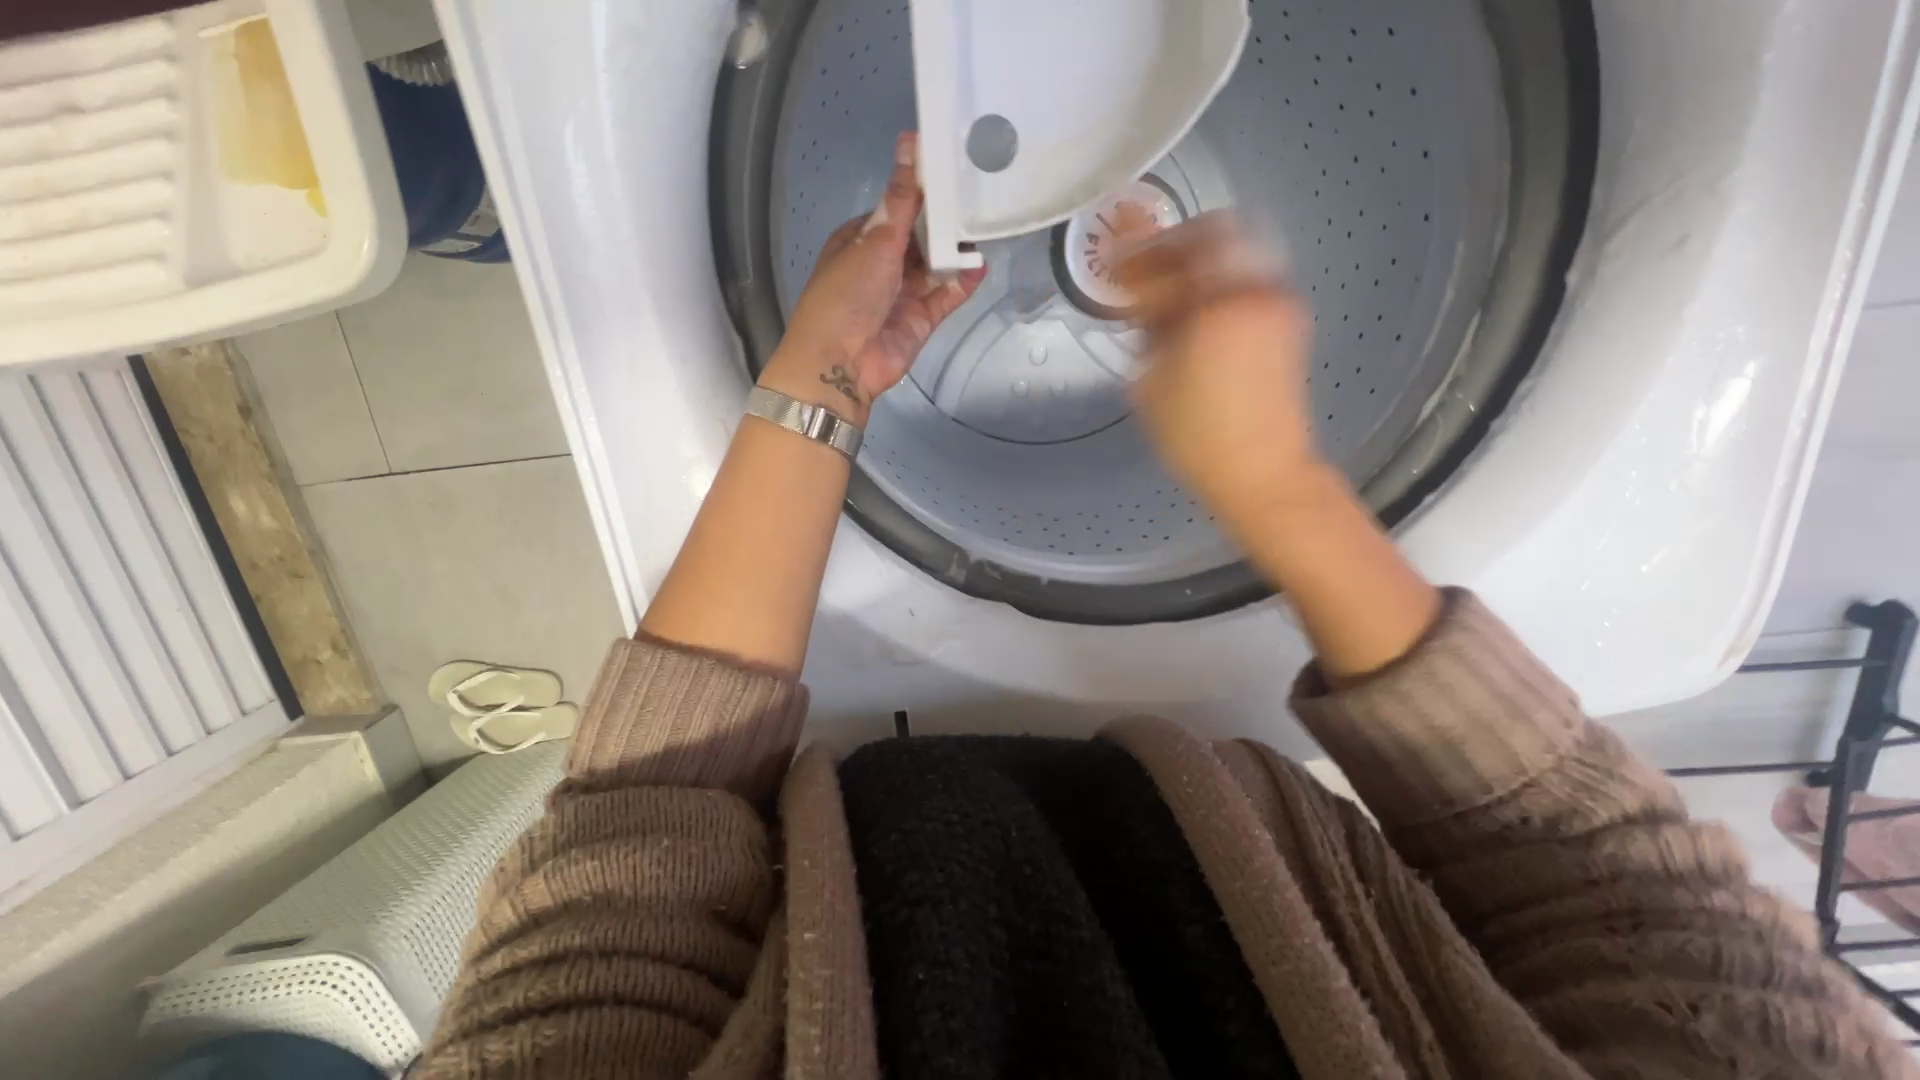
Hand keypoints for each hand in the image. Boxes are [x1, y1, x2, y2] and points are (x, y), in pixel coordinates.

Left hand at [762, 132, 987, 423]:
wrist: (840, 362)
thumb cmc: (847, 294)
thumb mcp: (874, 239)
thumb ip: (902, 197)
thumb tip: (910, 140)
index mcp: (860, 240)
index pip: (898, 209)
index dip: (923, 192)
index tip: (954, 171)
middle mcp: (882, 264)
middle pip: (921, 238)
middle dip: (946, 224)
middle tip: (981, 197)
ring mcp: (903, 293)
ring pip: (936, 267)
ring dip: (957, 252)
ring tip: (987, 228)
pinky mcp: (920, 319)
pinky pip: (946, 296)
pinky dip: (962, 283)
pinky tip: (980, 266)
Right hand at [1120, 212, 1438, 676]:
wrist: (1263, 474)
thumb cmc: (1202, 439)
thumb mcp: (1151, 382)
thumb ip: (1146, 329)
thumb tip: (1143, 301)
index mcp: (1219, 302)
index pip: (1180, 243)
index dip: (1142, 244)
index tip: (1120, 254)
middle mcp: (1258, 292)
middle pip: (1219, 232)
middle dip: (1177, 243)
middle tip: (1147, 266)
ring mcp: (1280, 306)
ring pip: (1240, 254)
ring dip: (1202, 261)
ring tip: (1170, 292)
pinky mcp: (1288, 327)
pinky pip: (1252, 281)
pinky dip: (1222, 282)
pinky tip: (1196, 313)